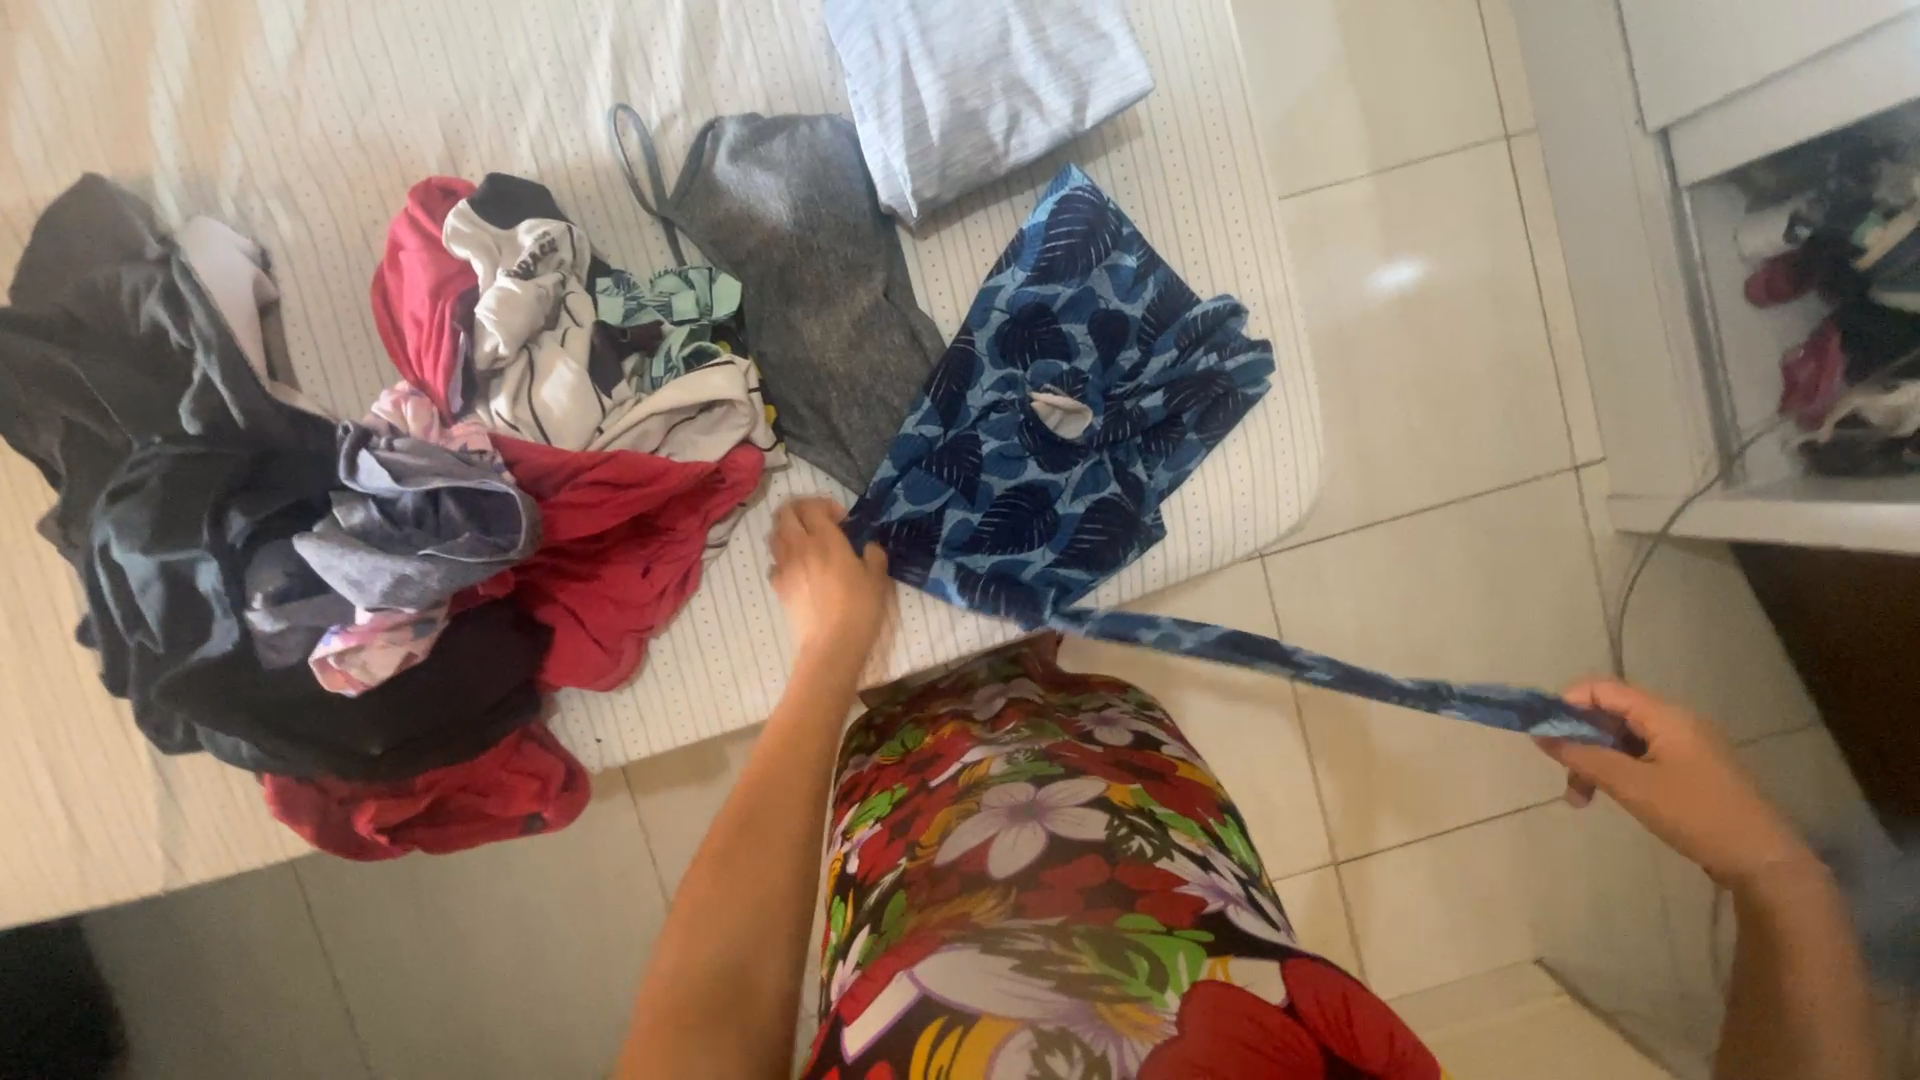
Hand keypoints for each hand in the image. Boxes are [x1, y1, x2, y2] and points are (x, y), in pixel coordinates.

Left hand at [768, 497, 891, 669]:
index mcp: (825, 539)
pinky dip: (783, 558)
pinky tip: (799, 569)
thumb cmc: (860, 608)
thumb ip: (874, 554)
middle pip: (785, 512)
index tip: (843, 520)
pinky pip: (774, 562)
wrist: (832, 644)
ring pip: (774, 534)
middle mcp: (799, 546)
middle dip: (801, 510)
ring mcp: (784, 566)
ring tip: (807, 542)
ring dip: (789, 530)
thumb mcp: (878, 577)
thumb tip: (868, 546)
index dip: (826, 505)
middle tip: (820, 522)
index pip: (812, 506)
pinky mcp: (778, 586)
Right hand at [1536, 678, 1816, 892]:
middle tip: (1562, 772)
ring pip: (1619, 740)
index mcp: (1666, 717)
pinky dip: (1614, 772)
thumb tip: (1538, 734)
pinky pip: (1638, 757)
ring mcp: (1684, 748)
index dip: (1567, 704)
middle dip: (1577, 739)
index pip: (1602, 689)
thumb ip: (1580, 755)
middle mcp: (1675, 723)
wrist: (1765, 864)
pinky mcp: (1688, 770)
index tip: (1546, 733)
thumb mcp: (1629, 784)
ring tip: (1580, 798)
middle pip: (1609, 714)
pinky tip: (1604, 797)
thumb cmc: (1696, 815)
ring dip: (1593, 761)